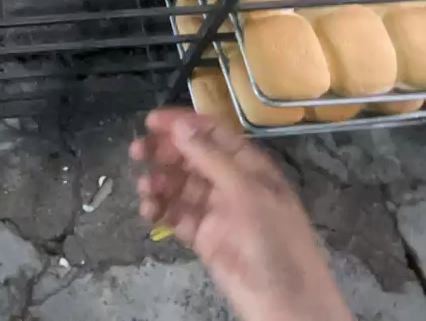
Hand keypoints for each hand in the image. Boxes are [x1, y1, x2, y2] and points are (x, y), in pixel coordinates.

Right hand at [131, 109, 350, 320]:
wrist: (288, 308)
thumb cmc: (276, 242)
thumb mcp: (247, 193)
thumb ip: (211, 158)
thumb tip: (180, 125)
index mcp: (247, 165)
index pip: (211, 132)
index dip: (182, 123)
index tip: (151, 122)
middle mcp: (230, 182)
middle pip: (190, 156)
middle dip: (163, 152)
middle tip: (137, 152)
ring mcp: (216, 210)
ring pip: (179, 185)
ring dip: (159, 181)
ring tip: (145, 189)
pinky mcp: (204, 237)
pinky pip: (177, 214)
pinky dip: (160, 209)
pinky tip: (150, 211)